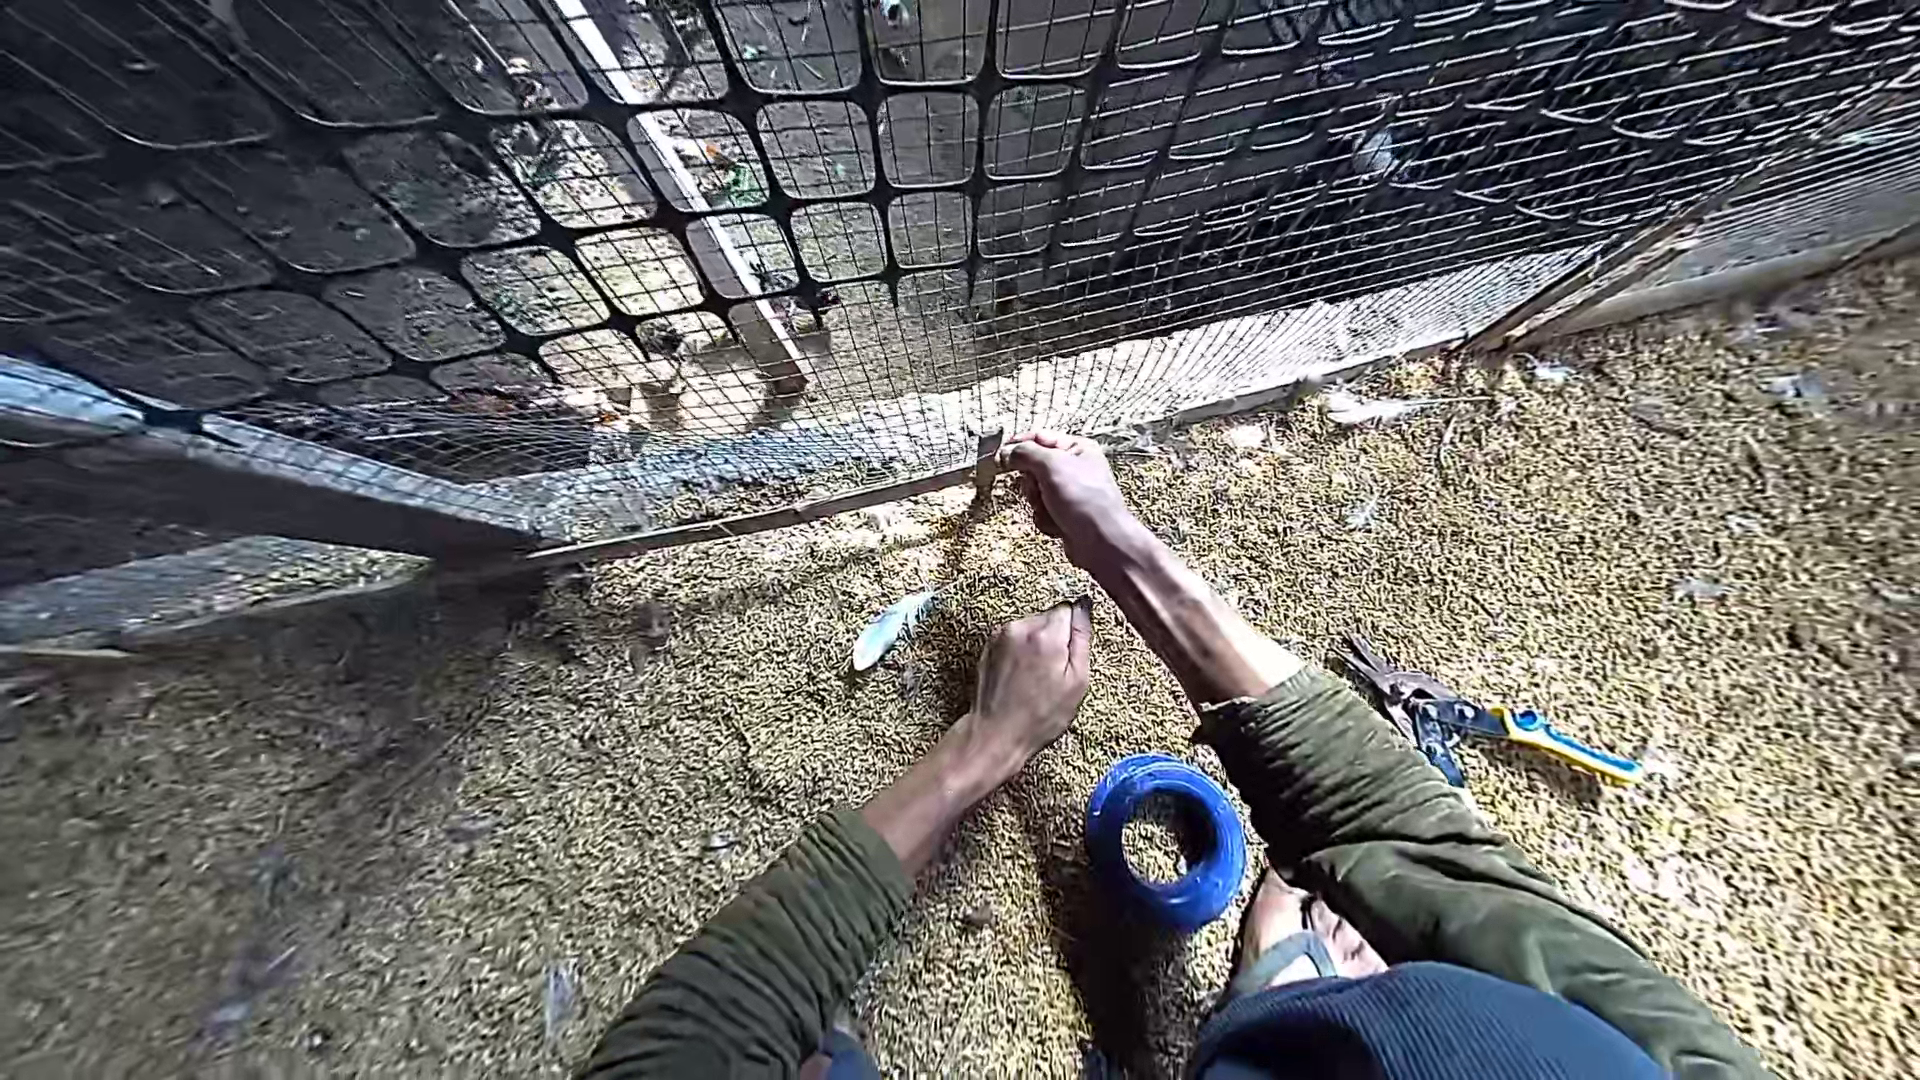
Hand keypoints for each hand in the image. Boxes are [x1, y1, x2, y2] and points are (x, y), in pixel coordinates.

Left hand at [955, 599, 1093, 779]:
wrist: (997, 732)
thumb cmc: (1041, 716)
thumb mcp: (1077, 681)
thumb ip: (1082, 637)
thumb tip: (1085, 605)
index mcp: (1046, 635)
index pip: (1069, 609)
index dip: (1074, 632)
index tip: (1070, 654)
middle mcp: (1021, 627)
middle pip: (1049, 616)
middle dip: (1056, 637)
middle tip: (1054, 671)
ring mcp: (1002, 634)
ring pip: (1032, 625)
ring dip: (1037, 642)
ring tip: (1035, 675)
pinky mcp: (989, 642)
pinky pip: (1015, 635)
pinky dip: (1021, 649)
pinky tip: (1021, 674)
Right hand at [1003, 431, 1135, 566]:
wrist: (1101, 541)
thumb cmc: (1085, 500)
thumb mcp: (1052, 465)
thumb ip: (1026, 453)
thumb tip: (1007, 452)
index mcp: (1076, 447)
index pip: (1039, 437)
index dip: (1018, 445)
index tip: (1000, 456)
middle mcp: (1073, 467)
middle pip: (1032, 467)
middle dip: (1031, 483)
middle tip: (1040, 489)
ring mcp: (1068, 492)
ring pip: (1034, 492)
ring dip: (1038, 504)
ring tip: (1053, 510)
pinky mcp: (1064, 513)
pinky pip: (1040, 511)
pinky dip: (1045, 519)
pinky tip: (1059, 524)